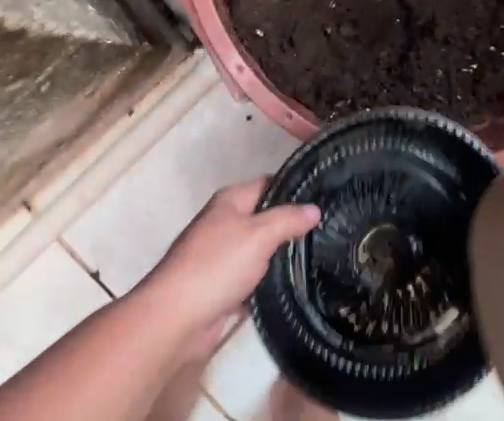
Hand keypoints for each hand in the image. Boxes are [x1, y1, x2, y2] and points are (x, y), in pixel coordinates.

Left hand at [139, 178, 319, 355]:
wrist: (175, 319)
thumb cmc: (217, 265)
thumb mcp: (259, 234)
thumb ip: (288, 219)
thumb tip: (315, 208)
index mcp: (229, 202)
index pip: (269, 184)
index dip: (295, 190)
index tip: (325, 199)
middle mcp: (223, 224)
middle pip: (264, 218)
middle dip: (291, 227)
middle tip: (328, 232)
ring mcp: (220, 258)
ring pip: (259, 252)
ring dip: (280, 258)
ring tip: (318, 259)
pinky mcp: (221, 288)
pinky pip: (251, 280)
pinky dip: (267, 284)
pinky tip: (294, 289)